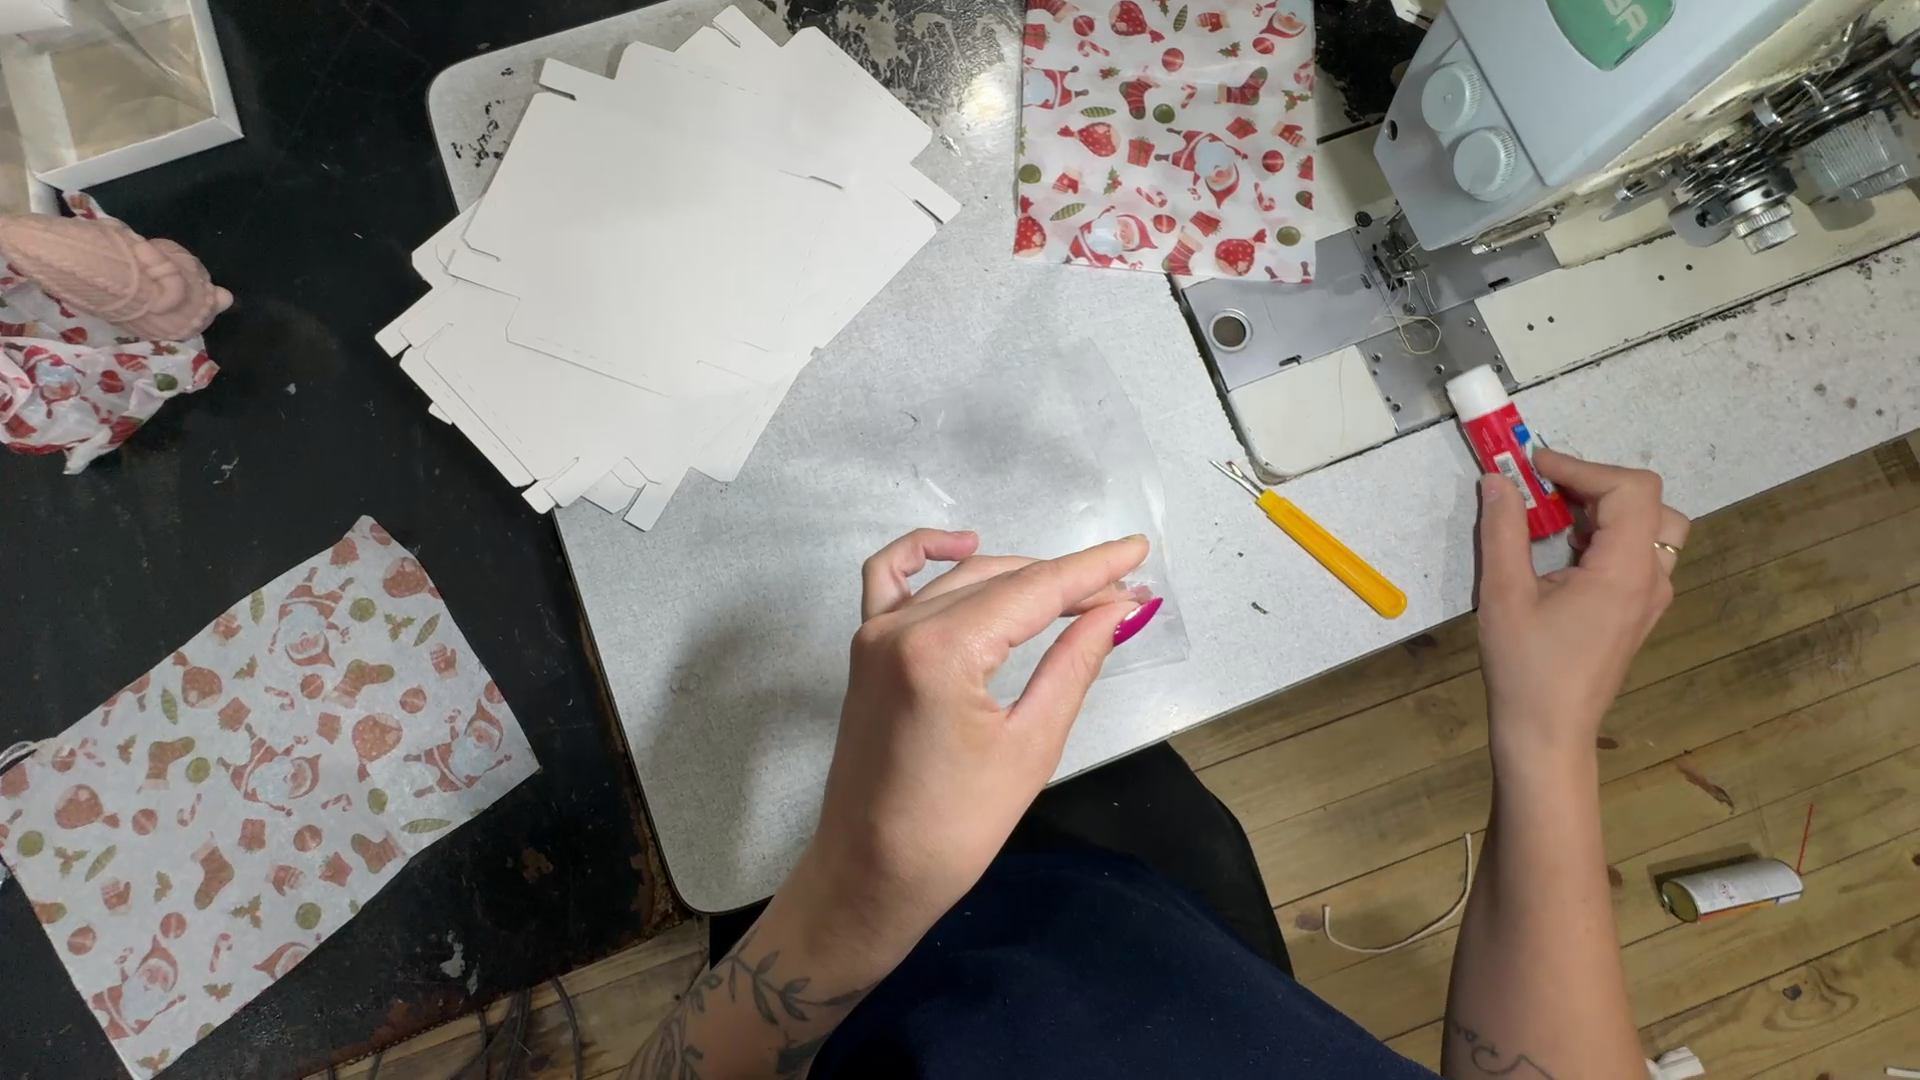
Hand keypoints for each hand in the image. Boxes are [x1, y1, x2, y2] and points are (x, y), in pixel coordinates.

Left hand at [790, 528, 1152, 964]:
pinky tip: (965, 547)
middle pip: (1001, 581)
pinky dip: (926, 552)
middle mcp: (902, 625)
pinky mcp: (865, 646)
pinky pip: (888, 577)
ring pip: (960, 578)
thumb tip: (1116, 609)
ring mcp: (875, 631)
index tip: (1136, 553)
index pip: (1034, 591)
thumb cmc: (956, 829)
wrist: (871, 872)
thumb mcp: (1031, 746)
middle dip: (1065, 583)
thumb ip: (1074, 663)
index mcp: (944, 650)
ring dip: (1017, 576)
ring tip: (1070, 592)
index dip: (1092, 571)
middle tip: (1120, 598)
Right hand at [1475, 449, 1689, 765]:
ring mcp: (1649, 595)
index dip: (1581, 466)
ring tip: (1547, 515)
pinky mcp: (1635, 608)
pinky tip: (1559, 548)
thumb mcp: (1501, 593)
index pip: (1630, 491)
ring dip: (1601, 508)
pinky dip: (1601, 533)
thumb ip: (1502, 532)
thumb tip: (1497, 482)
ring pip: (1649, 528)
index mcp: (1623, 571)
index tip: (1530, 465)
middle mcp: (1651, 578)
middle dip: (1596, 483)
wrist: (1548, 725)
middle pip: (1651, 503)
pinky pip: (1634, 553)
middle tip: (1542, 488)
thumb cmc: (1524, 662)